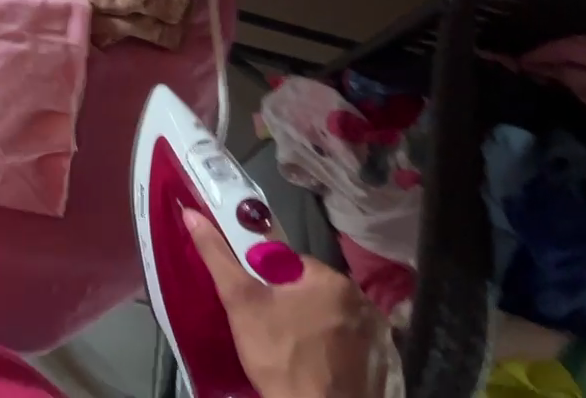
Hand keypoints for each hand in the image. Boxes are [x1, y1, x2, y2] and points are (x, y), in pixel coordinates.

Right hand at [185, 209, 396, 397]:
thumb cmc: (279, 356)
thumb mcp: (240, 301)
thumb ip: (217, 255)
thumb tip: (192, 213)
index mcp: (332, 281)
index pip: (292, 264)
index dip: (270, 283)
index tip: (261, 307)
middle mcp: (367, 304)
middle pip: (316, 291)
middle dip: (296, 304)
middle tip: (276, 330)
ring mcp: (385, 340)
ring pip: (337, 319)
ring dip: (320, 327)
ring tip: (301, 354)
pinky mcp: (393, 371)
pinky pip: (359, 348)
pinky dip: (343, 354)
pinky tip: (326, 371)